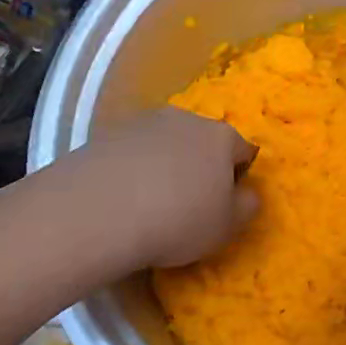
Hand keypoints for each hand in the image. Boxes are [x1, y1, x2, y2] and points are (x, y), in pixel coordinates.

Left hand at [76, 107, 258, 266]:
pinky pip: (133, 154)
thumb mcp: (228, 225)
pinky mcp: (105, 136)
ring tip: (155, 205)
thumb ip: (246, 205)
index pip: (244, 150)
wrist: (98, 212)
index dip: (240, 177)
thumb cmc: (180, 220)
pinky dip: (136, 171)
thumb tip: (246, 192)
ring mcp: (141, 123)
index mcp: (221, 137)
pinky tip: (127, 201)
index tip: (228, 203)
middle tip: (193, 205)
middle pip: (203, 142)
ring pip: (166, 146)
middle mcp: (184, 119)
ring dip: (167, 168)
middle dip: (202, 167)